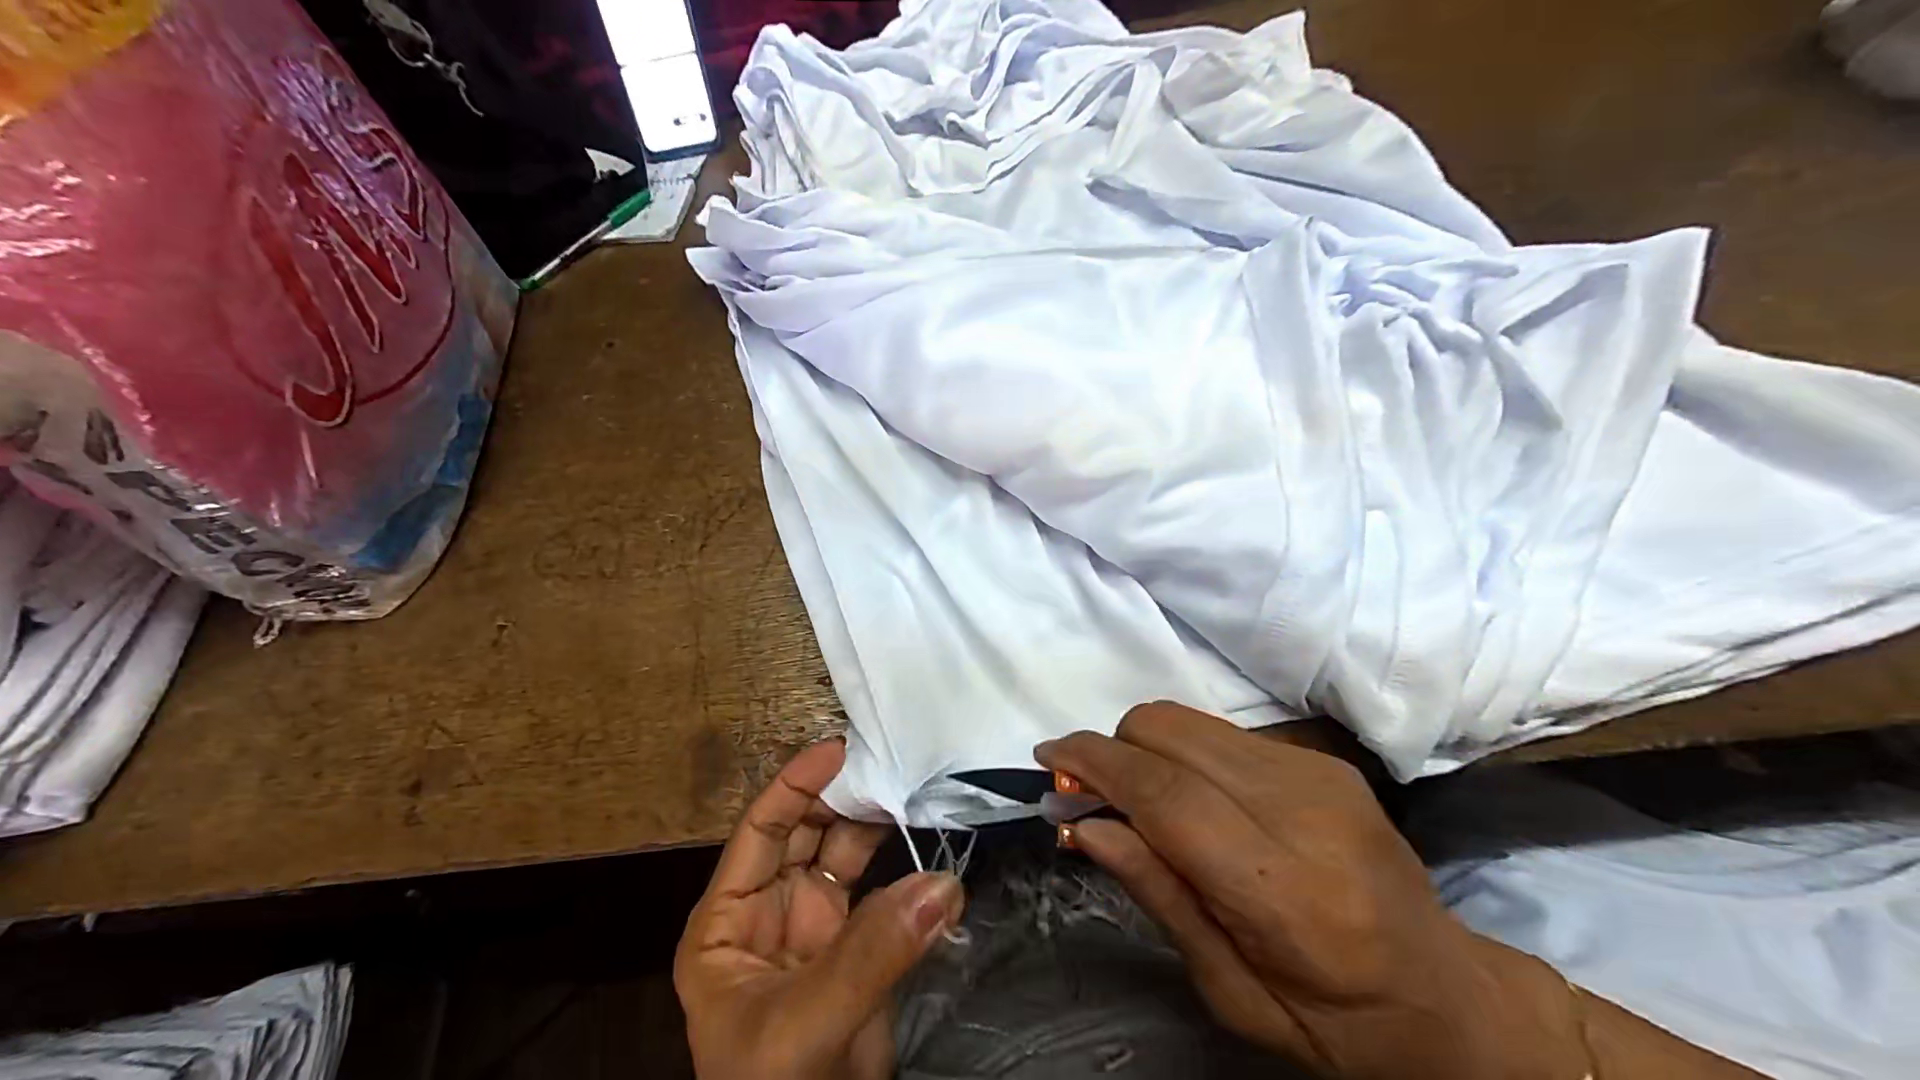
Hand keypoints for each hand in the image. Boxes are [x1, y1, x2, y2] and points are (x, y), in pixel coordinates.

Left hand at [675, 739, 965, 1079]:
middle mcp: (769, 910)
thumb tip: (942, 883)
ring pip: (847, 858)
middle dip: (844, 799)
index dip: (795, 785)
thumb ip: (869, 954)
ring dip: (880, 829)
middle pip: (808, 834)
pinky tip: (934, 861)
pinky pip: (884, 897)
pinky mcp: (858, 950)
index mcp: (727, 920)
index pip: (761, 831)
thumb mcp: (803, 1023)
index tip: (838, 749)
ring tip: (918, 798)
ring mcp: (815, 929)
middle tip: (892, 768)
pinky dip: (908, 877)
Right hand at [1036, 703, 1588, 1079]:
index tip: (1048, 760)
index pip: (1167, 797)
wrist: (1452, 998)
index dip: (1096, 764)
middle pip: (1171, 735)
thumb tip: (1084, 825)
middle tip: (1088, 796)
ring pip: (1188, 721)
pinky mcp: (1324, 759)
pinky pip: (1218, 733)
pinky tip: (1187, 798)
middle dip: (1111, 750)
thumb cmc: (1336, 1026)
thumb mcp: (1233, 994)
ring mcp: (1320, 775)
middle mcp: (1305, 811)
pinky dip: (1180, 754)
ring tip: (1135, 799)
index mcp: (1286, 892)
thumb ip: (1157, 895)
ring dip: (1143, 750)